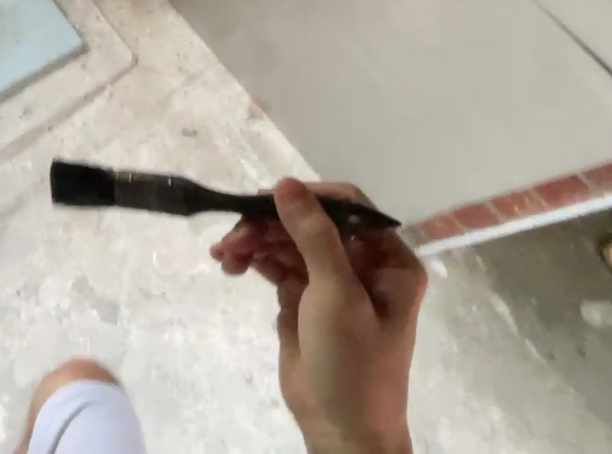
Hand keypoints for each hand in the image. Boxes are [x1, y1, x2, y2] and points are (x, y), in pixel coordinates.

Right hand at [211, 180, 424, 453]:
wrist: (340, 429)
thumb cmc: (354, 362)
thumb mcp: (336, 295)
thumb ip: (312, 236)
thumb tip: (284, 183)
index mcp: (386, 260)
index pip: (347, 207)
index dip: (307, 198)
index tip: (266, 202)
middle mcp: (360, 263)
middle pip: (306, 222)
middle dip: (267, 225)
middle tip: (234, 235)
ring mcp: (328, 279)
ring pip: (284, 240)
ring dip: (252, 241)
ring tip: (225, 254)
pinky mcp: (300, 295)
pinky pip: (272, 262)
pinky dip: (250, 258)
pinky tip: (230, 265)